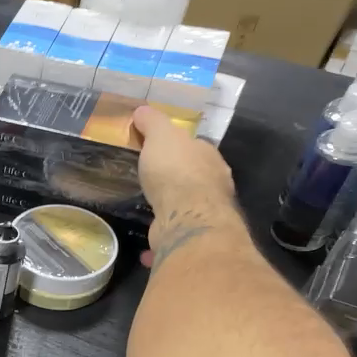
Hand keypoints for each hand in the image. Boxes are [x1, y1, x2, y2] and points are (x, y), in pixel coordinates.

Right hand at [135, 106, 237, 269]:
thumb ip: (153, 123)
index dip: (178, 147)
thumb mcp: (161, 136)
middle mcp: (214, 183)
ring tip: (149, 209)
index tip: (159, 150)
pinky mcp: (192, 235)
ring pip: (187, 206)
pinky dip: (162, 238)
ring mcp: (205, 211)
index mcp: (209, 157)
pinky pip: (175, 233)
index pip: (195, 147)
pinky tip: (146, 246)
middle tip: (153, 179)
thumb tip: (142, 110)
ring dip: (172, 207)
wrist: (186, 216)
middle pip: (194, 176)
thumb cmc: (175, 170)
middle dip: (177, 178)